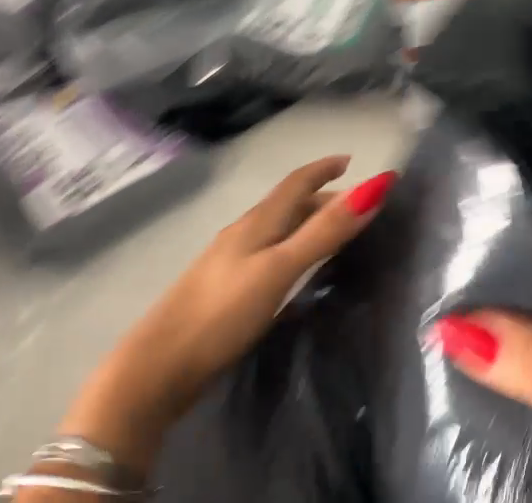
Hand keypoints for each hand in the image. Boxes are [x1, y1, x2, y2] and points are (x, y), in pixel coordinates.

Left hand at [44, 157, 394, 487]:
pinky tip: (295, 274)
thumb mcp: (280, 269)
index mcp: (256, 224)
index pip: (296, 182)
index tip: (350, 161)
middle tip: (357, 206)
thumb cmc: (222, 314)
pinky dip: (291, 251)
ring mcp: (228, 264)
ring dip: (307, 224)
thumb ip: (325, 232)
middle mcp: (242, 235)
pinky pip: (267, 256)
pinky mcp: (222, 294)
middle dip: (322, 198)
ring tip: (334, 234)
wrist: (156, 370)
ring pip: (276, 231)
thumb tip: (375, 186)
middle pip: (287, 205)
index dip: (324, 168)